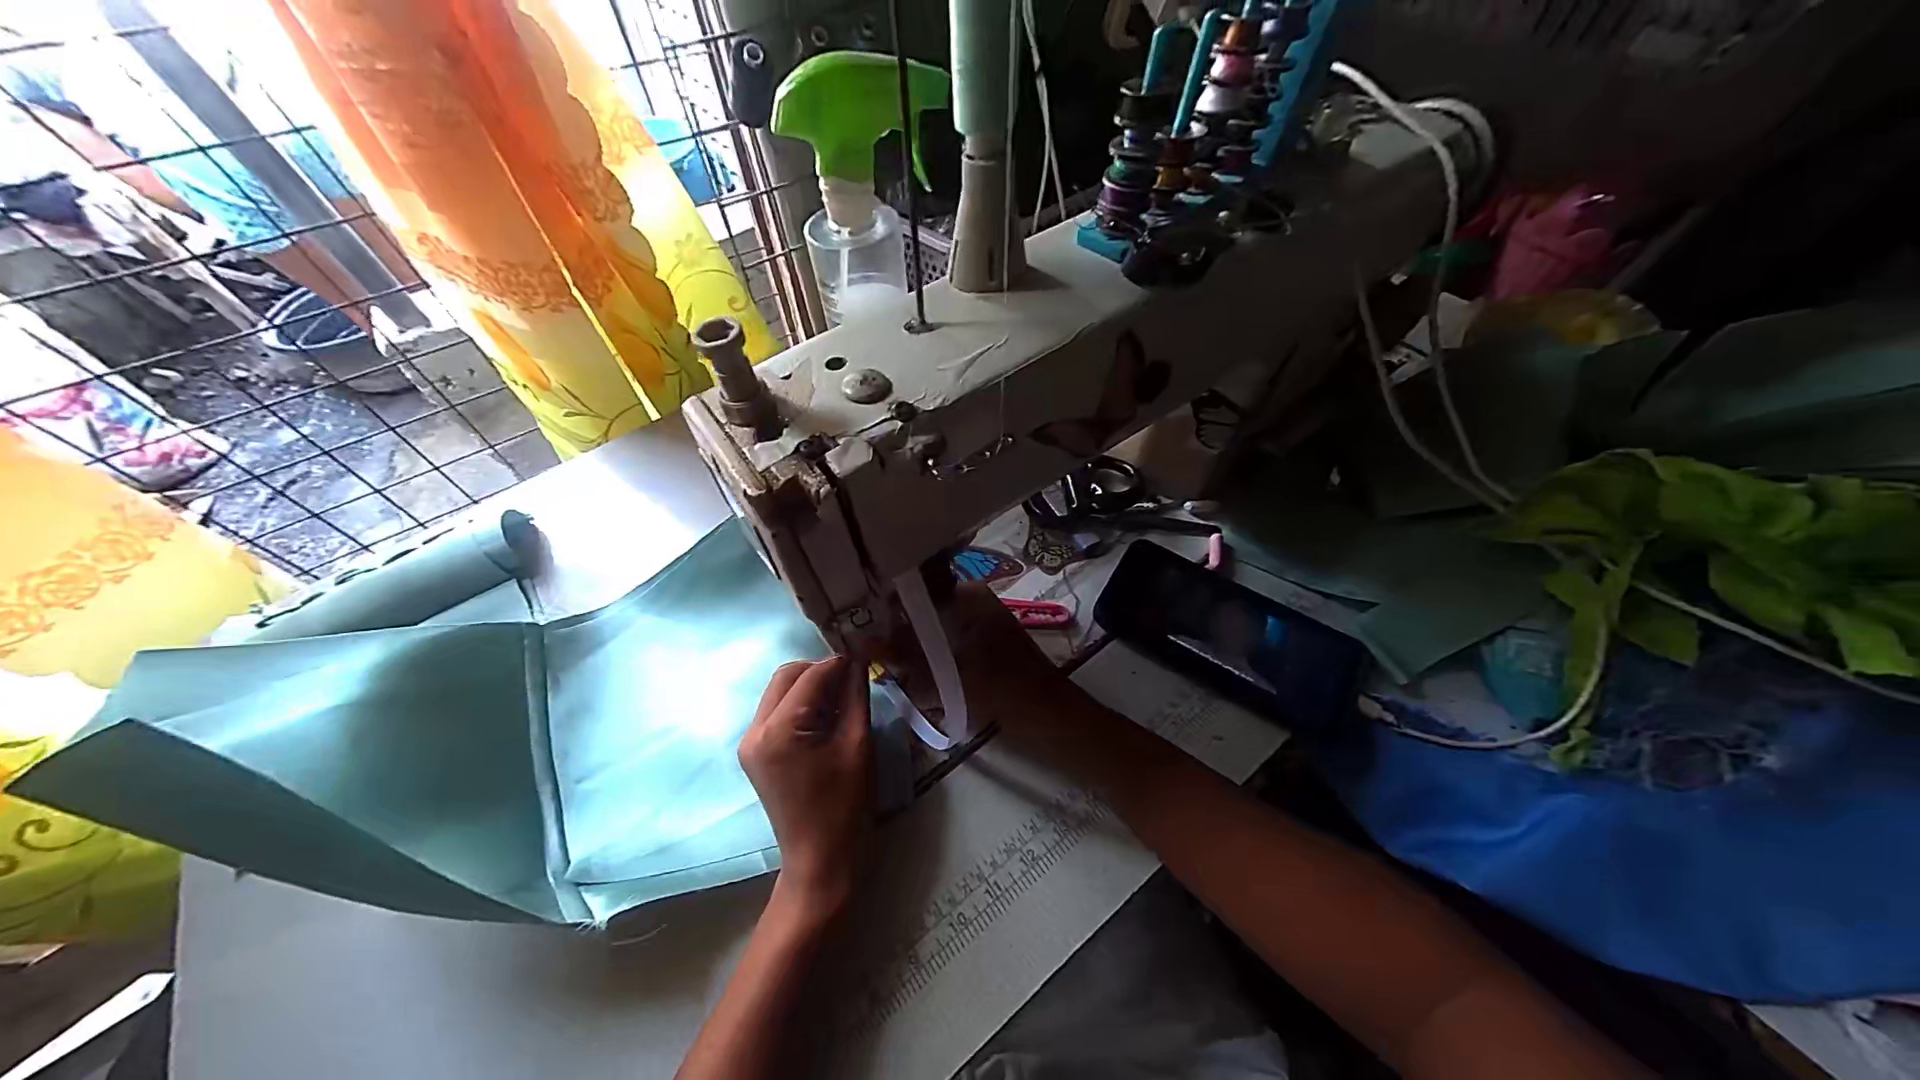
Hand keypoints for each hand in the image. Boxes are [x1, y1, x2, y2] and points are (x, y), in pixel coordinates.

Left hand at [739, 655, 871, 915]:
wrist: (819, 862)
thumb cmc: (845, 808)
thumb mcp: (858, 746)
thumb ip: (856, 696)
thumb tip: (859, 659)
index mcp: (779, 730)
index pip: (810, 676)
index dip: (840, 662)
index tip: (867, 655)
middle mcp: (755, 730)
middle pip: (787, 676)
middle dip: (821, 670)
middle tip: (855, 678)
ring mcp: (750, 743)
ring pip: (780, 690)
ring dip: (810, 686)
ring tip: (843, 700)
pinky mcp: (755, 753)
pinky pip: (777, 711)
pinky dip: (801, 705)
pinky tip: (826, 718)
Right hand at [882, 583, 1106, 756]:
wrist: (1047, 715)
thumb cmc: (999, 688)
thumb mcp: (944, 673)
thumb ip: (903, 655)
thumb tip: (861, 641)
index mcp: (965, 594)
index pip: (914, 586)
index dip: (887, 604)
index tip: (864, 624)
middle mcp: (972, 597)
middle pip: (921, 606)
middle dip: (899, 629)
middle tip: (876, 652)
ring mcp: (979, 618)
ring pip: (932, 625)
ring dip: (914, 644)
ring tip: (894, 665)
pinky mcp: (983, 640)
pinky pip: (946, 638)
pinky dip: (932, 653)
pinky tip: (919, 673)